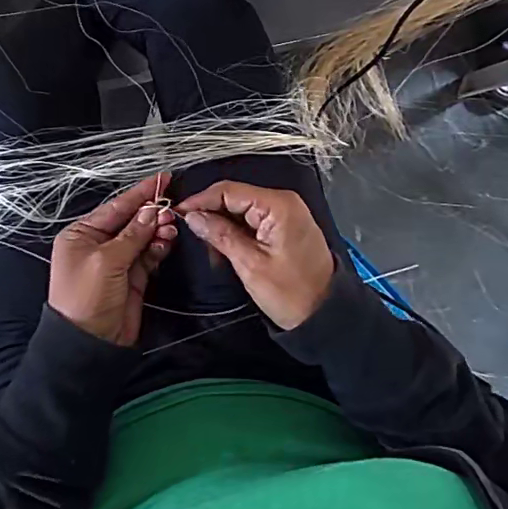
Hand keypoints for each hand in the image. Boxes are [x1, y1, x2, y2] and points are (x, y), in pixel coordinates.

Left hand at [48, 173, 177, 345]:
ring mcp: (116, 261)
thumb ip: (132, 236)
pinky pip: (148, 256)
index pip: (114, 207)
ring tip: (173, 225)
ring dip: (158, 230)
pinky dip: (159, 248)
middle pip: (130, 221)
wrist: (89, 343)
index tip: (161, 179)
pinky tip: (169, 241)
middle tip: (173, 207)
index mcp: (81, 233)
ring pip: (142, 238)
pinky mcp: (132, 278)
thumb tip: (152, 212)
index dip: (138, 194)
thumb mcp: (106, 261)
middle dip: (151, 213)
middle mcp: (97, 244)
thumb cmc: (87, 296)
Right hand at [177, 182, 334, 329]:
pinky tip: (225, 249)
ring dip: (221, 226)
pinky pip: (250, 219)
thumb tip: (192, 216)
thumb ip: (219, 234)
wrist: (329, 317)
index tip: (178, 214)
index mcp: (278, 205)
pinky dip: (235, 232)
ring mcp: (285, 213)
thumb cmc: (292, 292)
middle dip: (210, 215)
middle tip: (193, 236)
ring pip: (239, 209)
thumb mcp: (249, 264)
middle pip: (233, 197)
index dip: (199, 201)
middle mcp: (282, 201)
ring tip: (211, 250)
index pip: (227, 190)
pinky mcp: (283, 225)